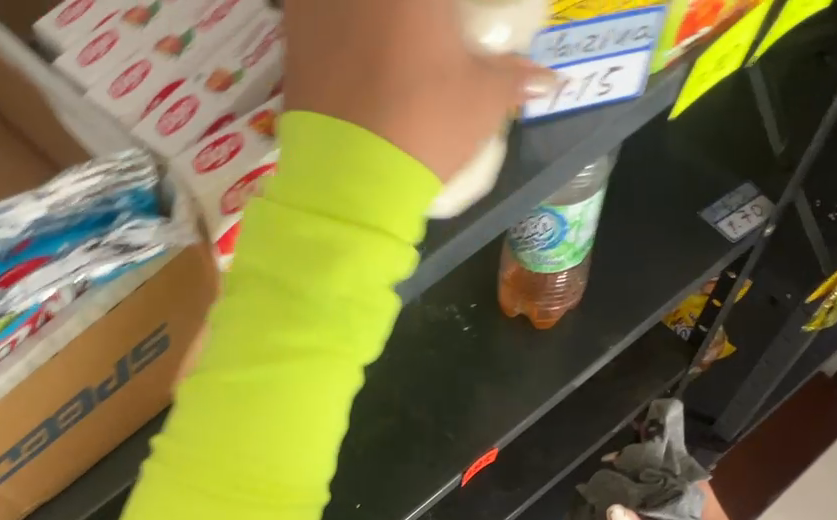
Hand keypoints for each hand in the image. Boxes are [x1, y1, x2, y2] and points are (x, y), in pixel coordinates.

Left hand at [282, 0, 557, 180]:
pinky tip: (353, 51)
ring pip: (348, 3)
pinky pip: (315, 10)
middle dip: (410, 13)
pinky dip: (334, 22)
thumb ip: (513, 77)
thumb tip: (547, 78)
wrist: (349, 184)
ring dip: (366, 15)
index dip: (445, 13)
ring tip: (389, 39)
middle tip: (424, 28)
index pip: (436, 1)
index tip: (450, 23)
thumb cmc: (424, 127)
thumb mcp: (481, 102)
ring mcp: (315, 2)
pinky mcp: (289, 36)